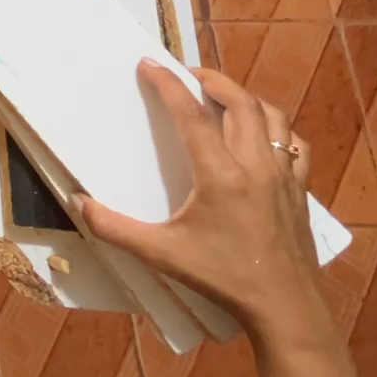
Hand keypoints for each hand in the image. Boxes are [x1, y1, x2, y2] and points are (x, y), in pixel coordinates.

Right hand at [77, 61, 326, 338]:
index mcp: (220, 175)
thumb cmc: (221, 277)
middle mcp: (255, 166)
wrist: (288, 311)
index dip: (167, 85)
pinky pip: (294, 145)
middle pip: (240, 103)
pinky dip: (276, 128)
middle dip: (211, 79)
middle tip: (184, 73)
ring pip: (272, 118)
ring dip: (244, 98)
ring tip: (219, 95)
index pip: (192, 114)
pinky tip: (259, 133)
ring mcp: (284, 177)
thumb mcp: (160, 253)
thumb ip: (113, 227)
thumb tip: (76, 201)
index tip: (148, 64)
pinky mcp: (301, 192)